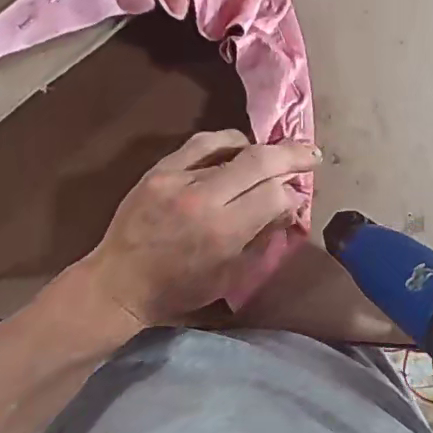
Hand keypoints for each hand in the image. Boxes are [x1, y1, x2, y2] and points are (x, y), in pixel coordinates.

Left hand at [76, 130, 318, 326]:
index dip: (293, 195)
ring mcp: (177, 179)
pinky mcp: (159, 170)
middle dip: (292, 155)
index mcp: (223, 232)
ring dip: (260, 148)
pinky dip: (226, 142)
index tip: (298, 200)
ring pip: (232, 146)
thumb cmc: (179, 290)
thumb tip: (288, 209)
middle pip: (259, 161)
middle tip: (312, 154)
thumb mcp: (230, 275)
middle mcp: (203, 198)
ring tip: (274, 154)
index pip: (274, 195)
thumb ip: (262, 238)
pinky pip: (200, 143)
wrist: (120, 282)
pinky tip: (237, 149)